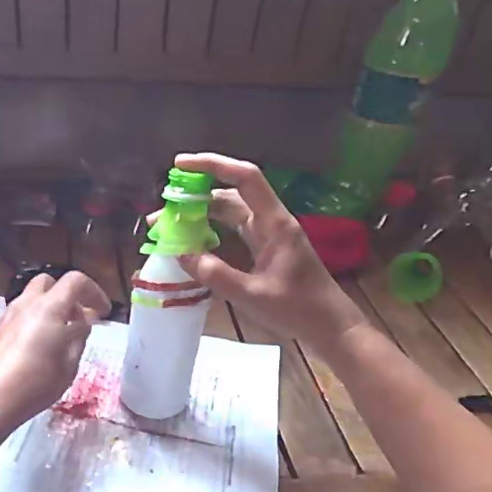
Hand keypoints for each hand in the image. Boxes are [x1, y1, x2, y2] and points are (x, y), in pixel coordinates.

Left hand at [0, 271, 109, 435]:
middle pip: (49, 282)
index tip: (102, 312)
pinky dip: (32, 320)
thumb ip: (78, 338)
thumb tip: (81, 323)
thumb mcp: (68, 366)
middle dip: (67, 295)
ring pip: (31, 298)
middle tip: (78, 320)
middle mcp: (25, 305)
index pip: (76, 281)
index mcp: (48, 308)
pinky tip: (35, 347)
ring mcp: (5, 316)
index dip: (94, 292)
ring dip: (48, 308)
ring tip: (57, 336)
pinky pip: (18, 315)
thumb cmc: (32, 387)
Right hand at [167, 152, 368, 349]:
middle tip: (162, 210)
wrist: (330, 327)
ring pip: (229, 213)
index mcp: (274, 224)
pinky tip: (190, 241)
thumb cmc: (299, 309)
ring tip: (169, 226)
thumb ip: (216, 274)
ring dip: (199, 214)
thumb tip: (181, 254)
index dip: (213, 165)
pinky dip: (209, 230)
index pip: (244, 179)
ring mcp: (267, 235)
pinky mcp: (264, 249)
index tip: (179, 165)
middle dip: (194, 196)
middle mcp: (270, 222)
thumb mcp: (252, 295)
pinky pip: (232, 230)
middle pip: (230, 195)